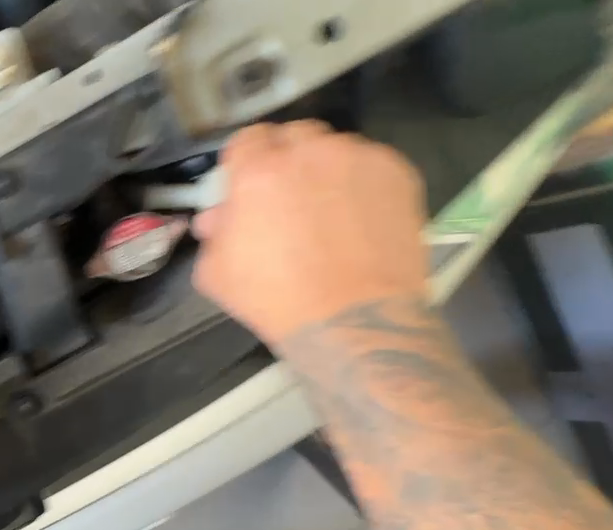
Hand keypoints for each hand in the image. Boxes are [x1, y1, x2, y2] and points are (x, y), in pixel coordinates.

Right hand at [193, 122, 429, 345]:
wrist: (347, 313)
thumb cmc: (270, 295)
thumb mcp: (215, 272)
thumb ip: (215, 234)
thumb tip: (219, 217)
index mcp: (258, 173)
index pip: (247, 138)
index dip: (241, 159)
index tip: (241, 181)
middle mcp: (311, 153)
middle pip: (294, 134)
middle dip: (283, 156)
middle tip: (281, 192)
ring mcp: (360, 158)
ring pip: (334, 148)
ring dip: (322, 168)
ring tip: (322, 207)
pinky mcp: (398, 172)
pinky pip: (368, 165)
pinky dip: (356, 182)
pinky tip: (352, 216)